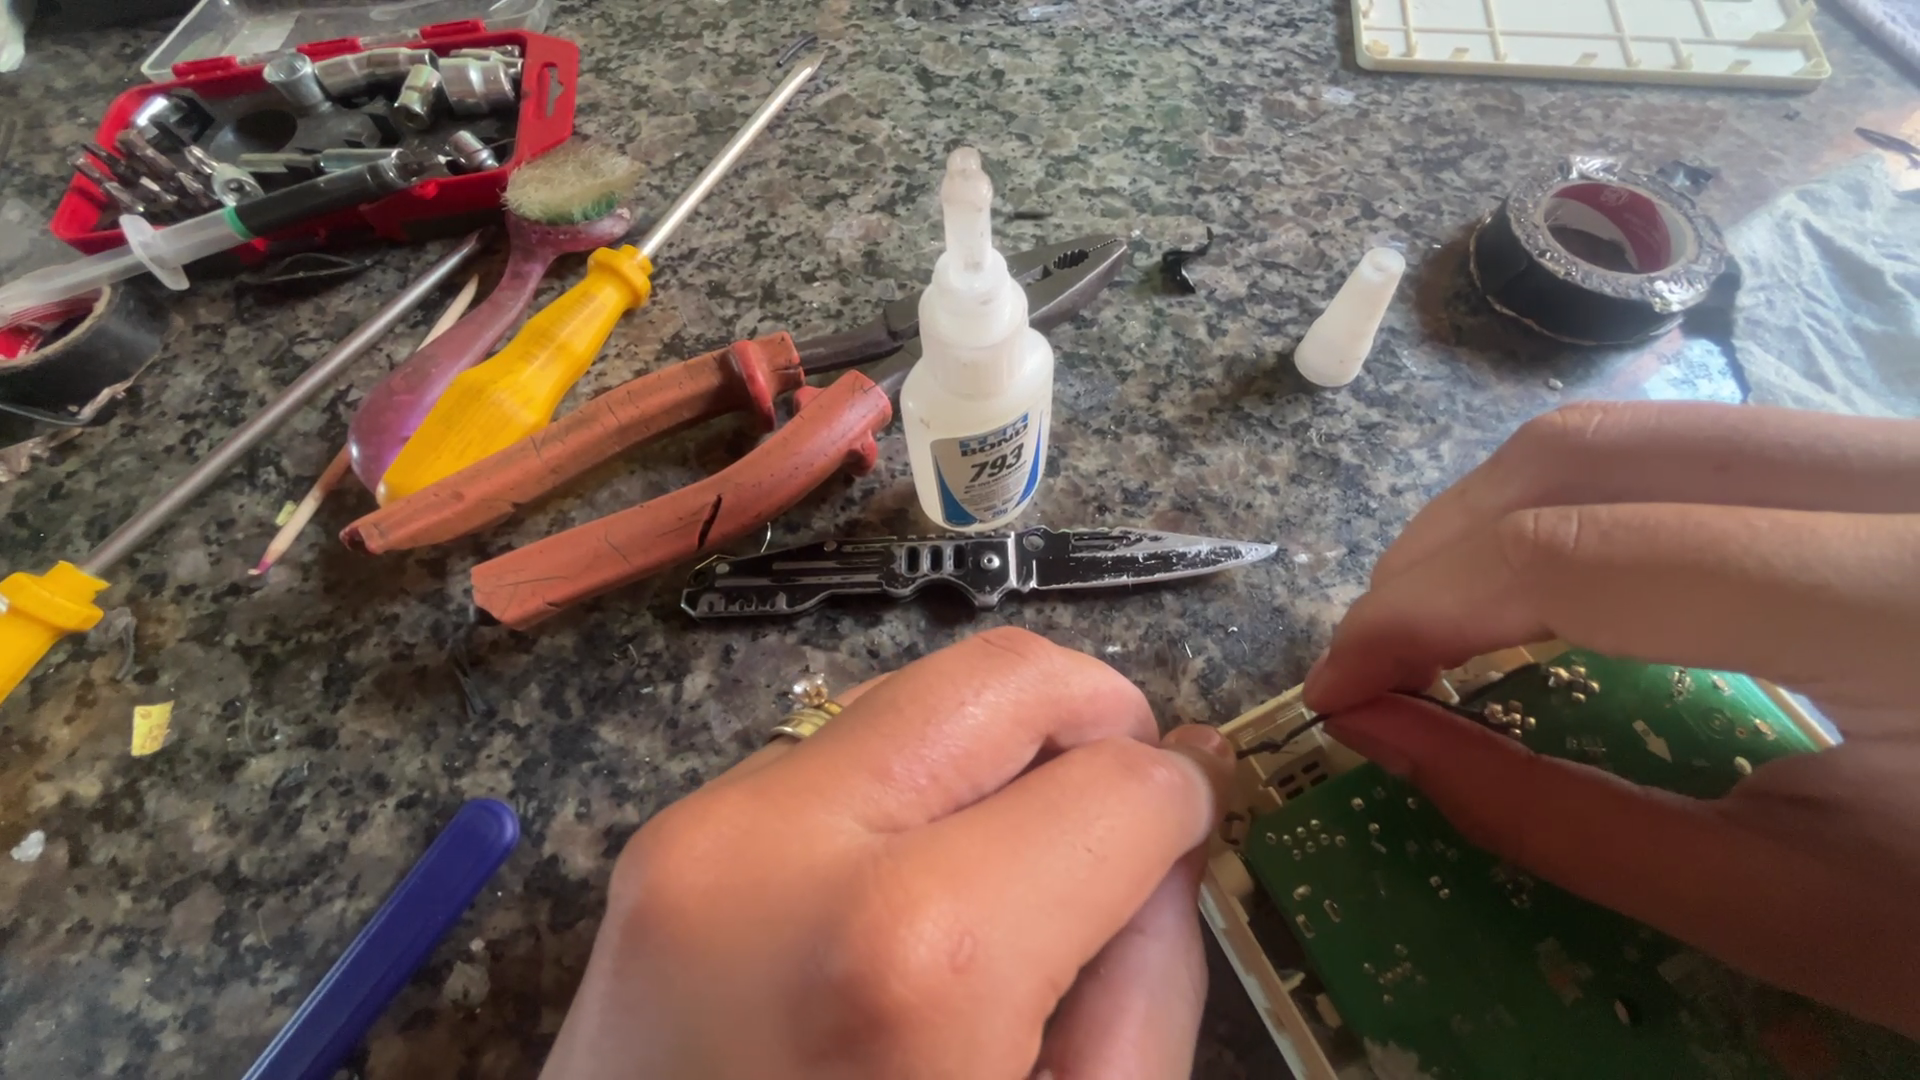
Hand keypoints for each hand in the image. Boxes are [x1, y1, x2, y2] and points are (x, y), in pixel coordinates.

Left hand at [541, 629, 1234, 1079]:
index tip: (1188, 819)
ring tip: (1012, 844)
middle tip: (1118, 788)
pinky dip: (913, 777)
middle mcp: (788, 846)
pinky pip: (840, 746)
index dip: (1178, 797)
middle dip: (1093, 709)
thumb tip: (1171, 810)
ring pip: (916, 691)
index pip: (1113, 782)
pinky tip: (913, 865)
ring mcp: (706, 825)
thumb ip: (1148, 968)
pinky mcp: (670, 829)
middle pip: (999, 675)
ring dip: (997, 743)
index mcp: (913, 955)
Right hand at [1304, 402, 1919, 1038]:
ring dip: (1470, 523)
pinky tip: (1509, 577)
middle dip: (1426, 561)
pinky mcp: (1864, 456)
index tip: (1336, 689)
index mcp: (1913, 603)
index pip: (1576, 558)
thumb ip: (1550, 815)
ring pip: (1606, 434)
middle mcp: (1907, 477)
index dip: (1415, 615)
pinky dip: (1539, 506)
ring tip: (1420, 617)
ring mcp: (1893, 446)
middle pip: (1573, 458)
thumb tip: (1371, 726)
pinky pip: (1655, 446)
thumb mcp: (1788, 907)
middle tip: (1369, 656)